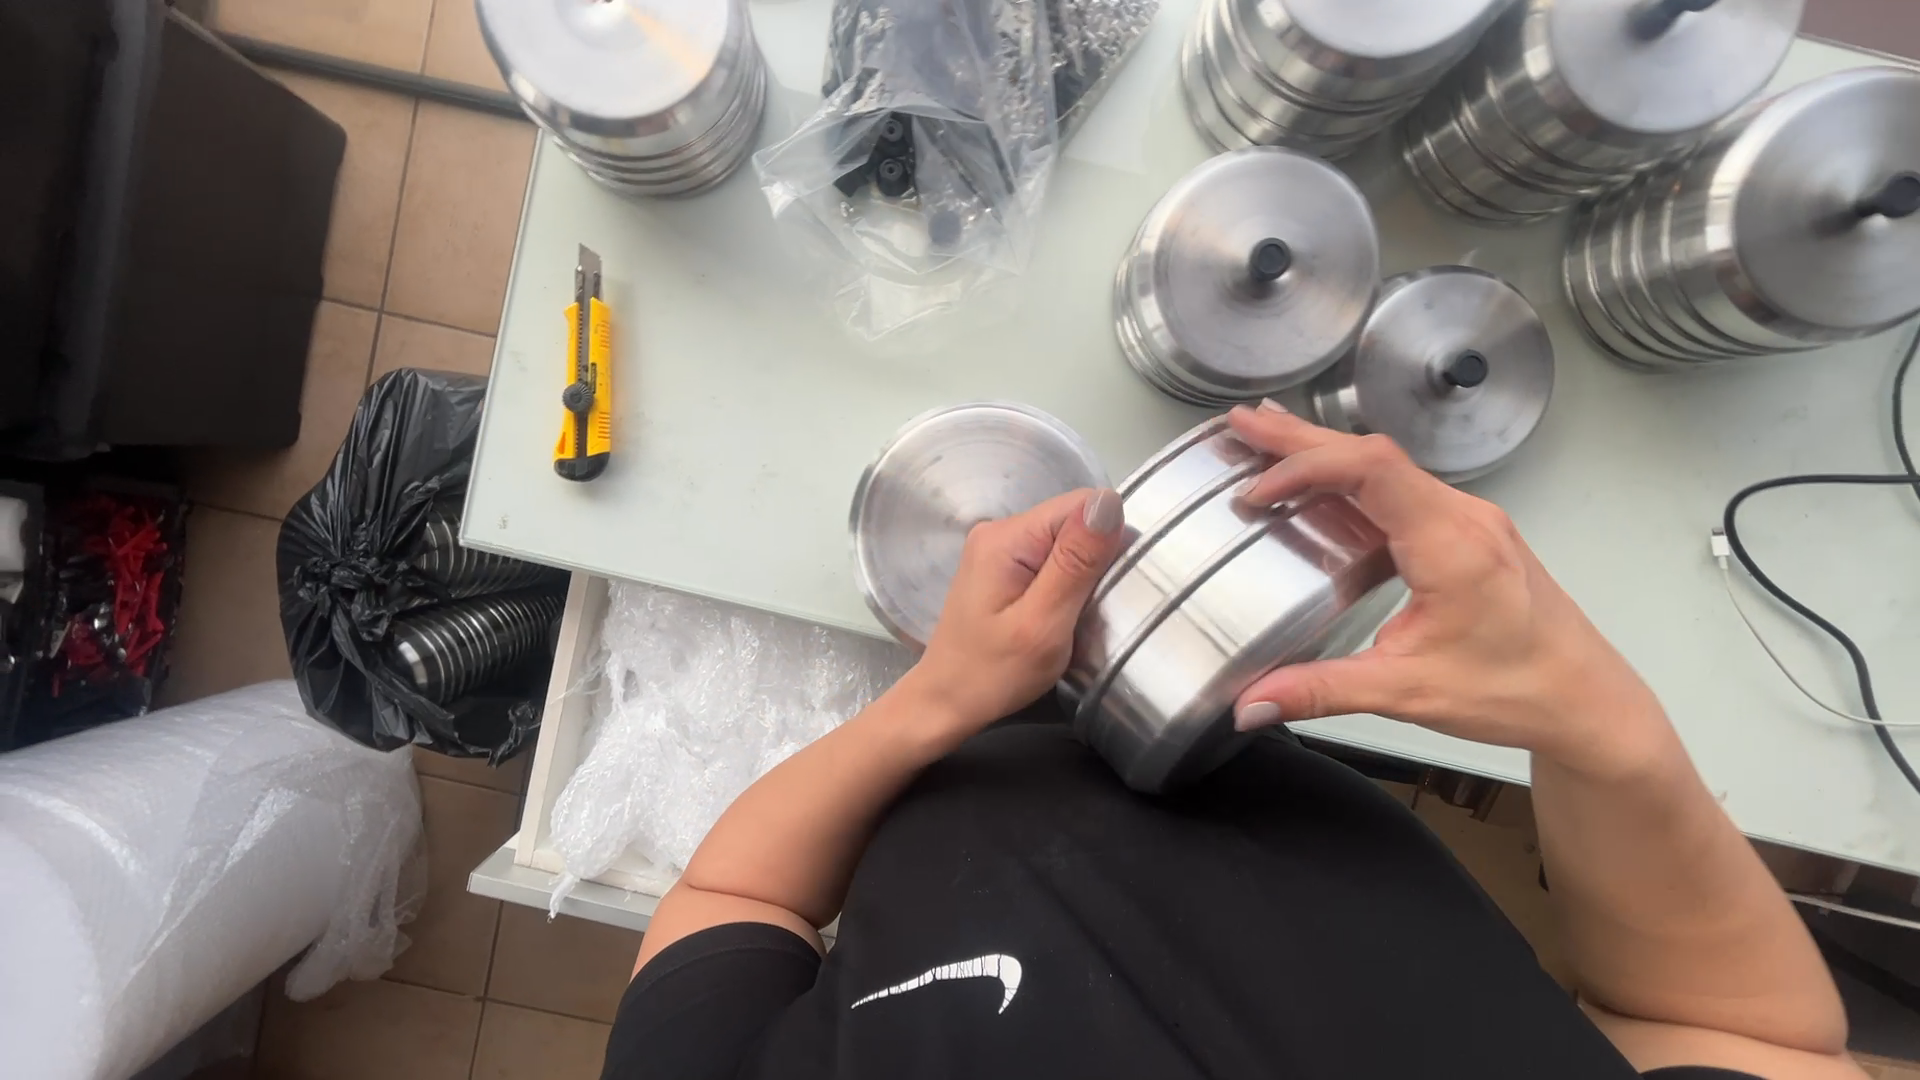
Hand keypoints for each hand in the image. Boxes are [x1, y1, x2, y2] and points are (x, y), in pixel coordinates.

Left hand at [906, 488, 1127, 736]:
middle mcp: (999, 531)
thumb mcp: (1043, 623)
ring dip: (1082, 574)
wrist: (946, 702)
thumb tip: (1109, 501)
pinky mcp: (1002, 568)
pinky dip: (1065, 583)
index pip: (1081, 505)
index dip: (1107, 540)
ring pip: (1065, 541)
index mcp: (1007, 536)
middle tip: (1088, 609)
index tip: (1106, 587)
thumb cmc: (993, 673)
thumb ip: (1076, 562)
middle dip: (1095, 559)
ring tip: (1073, 615)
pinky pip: (1050, 559)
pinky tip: (1059, 613)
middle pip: (1073, 520)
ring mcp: (998, 549)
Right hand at [1226, 402, 1670, 777]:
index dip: (1307, 467)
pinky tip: (1316, 481)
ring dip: (1320, 450)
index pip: (1373, 470)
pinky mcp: (1461, 530)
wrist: (1589, 700)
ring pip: (1383, 464)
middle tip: (1241, 425)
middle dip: (1299, 438)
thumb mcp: (1408, 693)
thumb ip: (1322, 692)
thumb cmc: (1516, 691)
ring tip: (1264, 440)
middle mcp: (1462, 517)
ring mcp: (1465, 518)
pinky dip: (1344, 474)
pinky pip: (1395, 485)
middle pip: (1372, 453)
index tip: (1257, 492)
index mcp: (1453, 546)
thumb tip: (1249, 704)